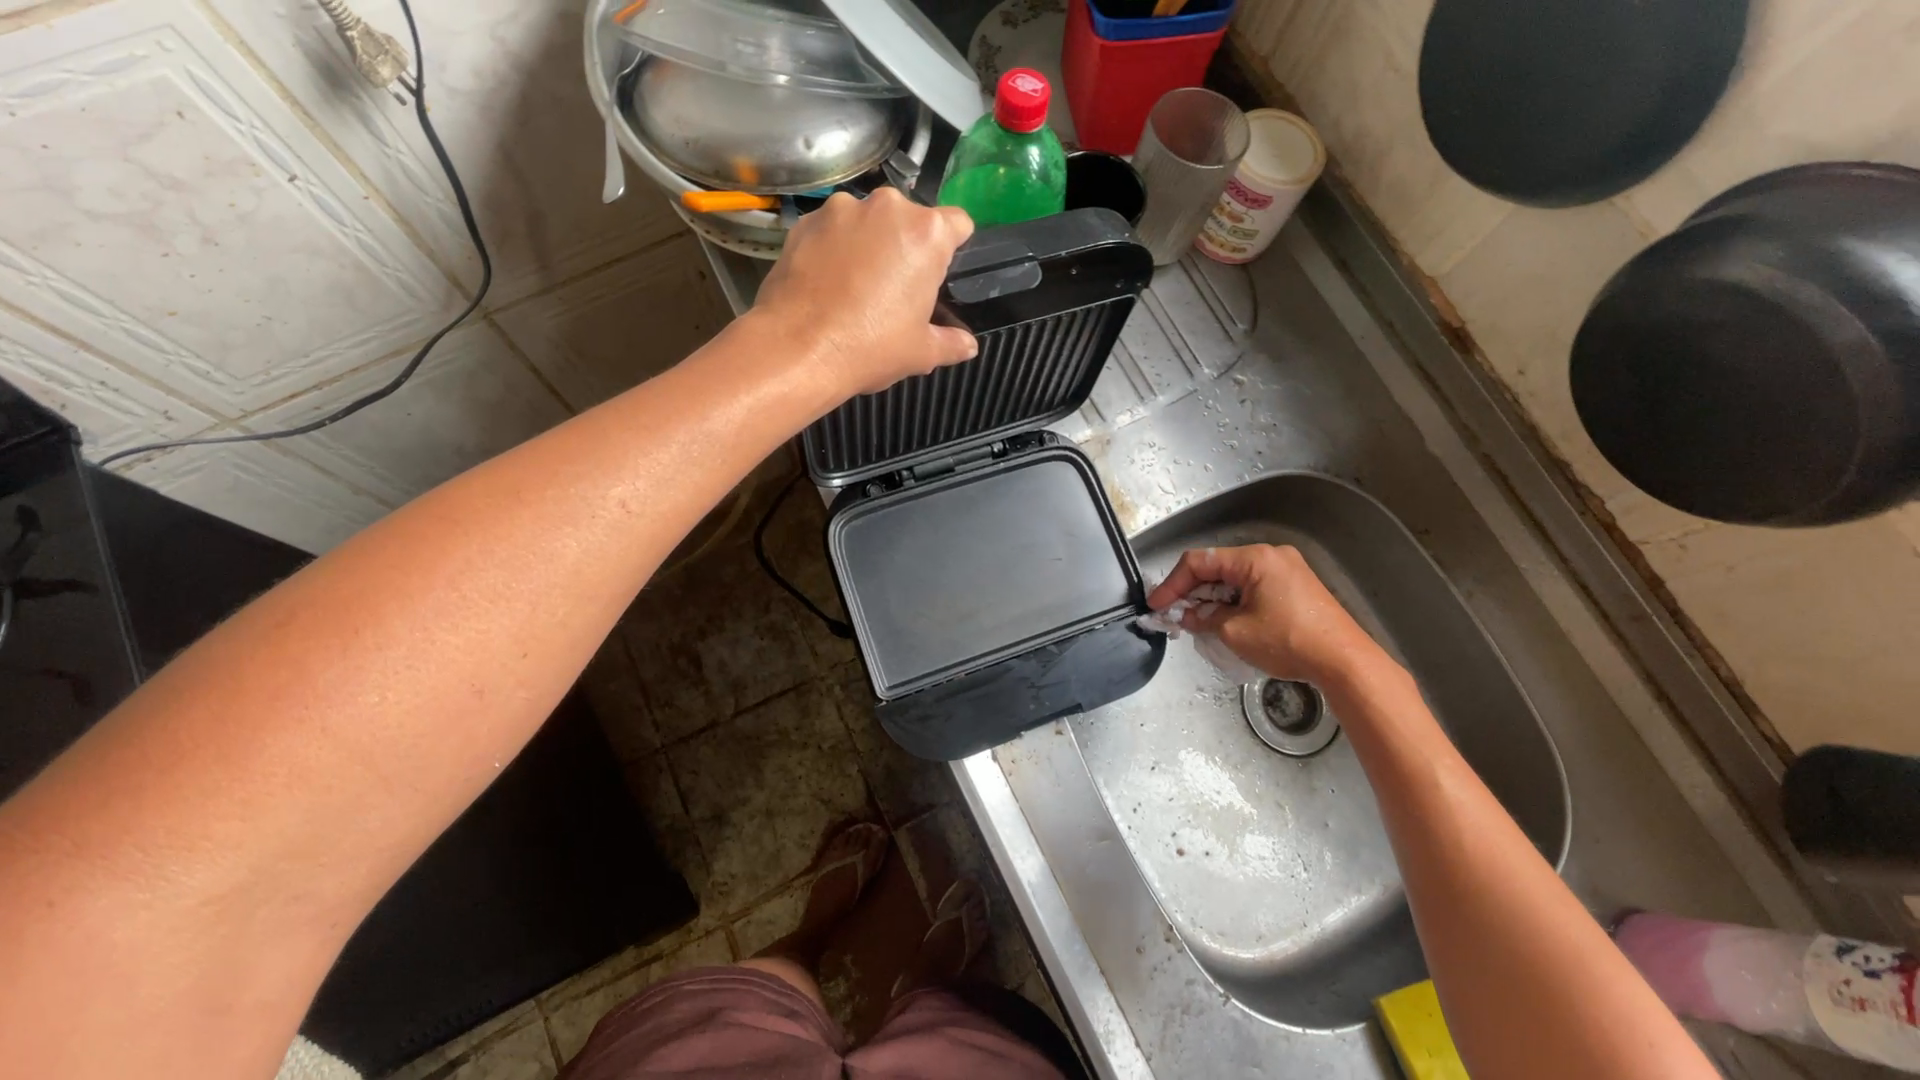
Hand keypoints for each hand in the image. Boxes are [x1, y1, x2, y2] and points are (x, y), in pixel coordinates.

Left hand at [753, 188, 977, 396]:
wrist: (796, 348)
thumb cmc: (869, 347)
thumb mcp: (921, 353)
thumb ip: (951, 343)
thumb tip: (968, 346)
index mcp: (927, 233)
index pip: (957, 224)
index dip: (952, 250)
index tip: (938, 275)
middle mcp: (886, 207)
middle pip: (910, 220)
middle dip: (906, 247)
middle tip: (895, 290)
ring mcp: (841, 209)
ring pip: (867, 222)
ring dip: (868, 244)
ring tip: (855, 287)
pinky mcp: (805, 221)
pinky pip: (832, 229)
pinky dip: (834, 248)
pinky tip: (827, 284)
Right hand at [1146, 544, 1384, 686]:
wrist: (1344, 661)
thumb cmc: (1288, 641)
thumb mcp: (1235, 632)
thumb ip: (1205, 619)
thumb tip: (1188, 616)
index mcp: (1255, 559)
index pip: (1199, 562)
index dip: (1172, 584)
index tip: (1156, 605)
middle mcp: (1272, 556)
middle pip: (1218, 567)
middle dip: (1193, 592)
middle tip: (1174, 615)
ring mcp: (1287, 571)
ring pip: (1236, 579)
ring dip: (1213, 599)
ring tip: (1198, 623)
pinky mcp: (1297, 588)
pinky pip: (1254, 587)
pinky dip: (1235, 602)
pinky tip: (1226, 622)